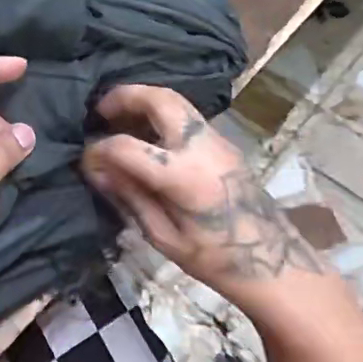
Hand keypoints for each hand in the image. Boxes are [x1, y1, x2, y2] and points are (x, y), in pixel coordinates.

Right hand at [80, 86, 329, 309]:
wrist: (277, 264)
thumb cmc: (215, 259)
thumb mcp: (162, 235)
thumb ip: (128, 195)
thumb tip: (96, 168)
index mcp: (183, 176)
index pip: (125, 147)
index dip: (97, 151)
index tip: (85, 163)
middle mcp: (202, 147)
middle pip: (158, 99)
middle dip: (122, 97)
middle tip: (98, 112)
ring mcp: (217, 141)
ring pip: (174, 100)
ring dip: (141, 101)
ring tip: (117, 119)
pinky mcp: (223, 144)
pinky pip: (185, 115)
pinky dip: (157, 114)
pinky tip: (143, 136)